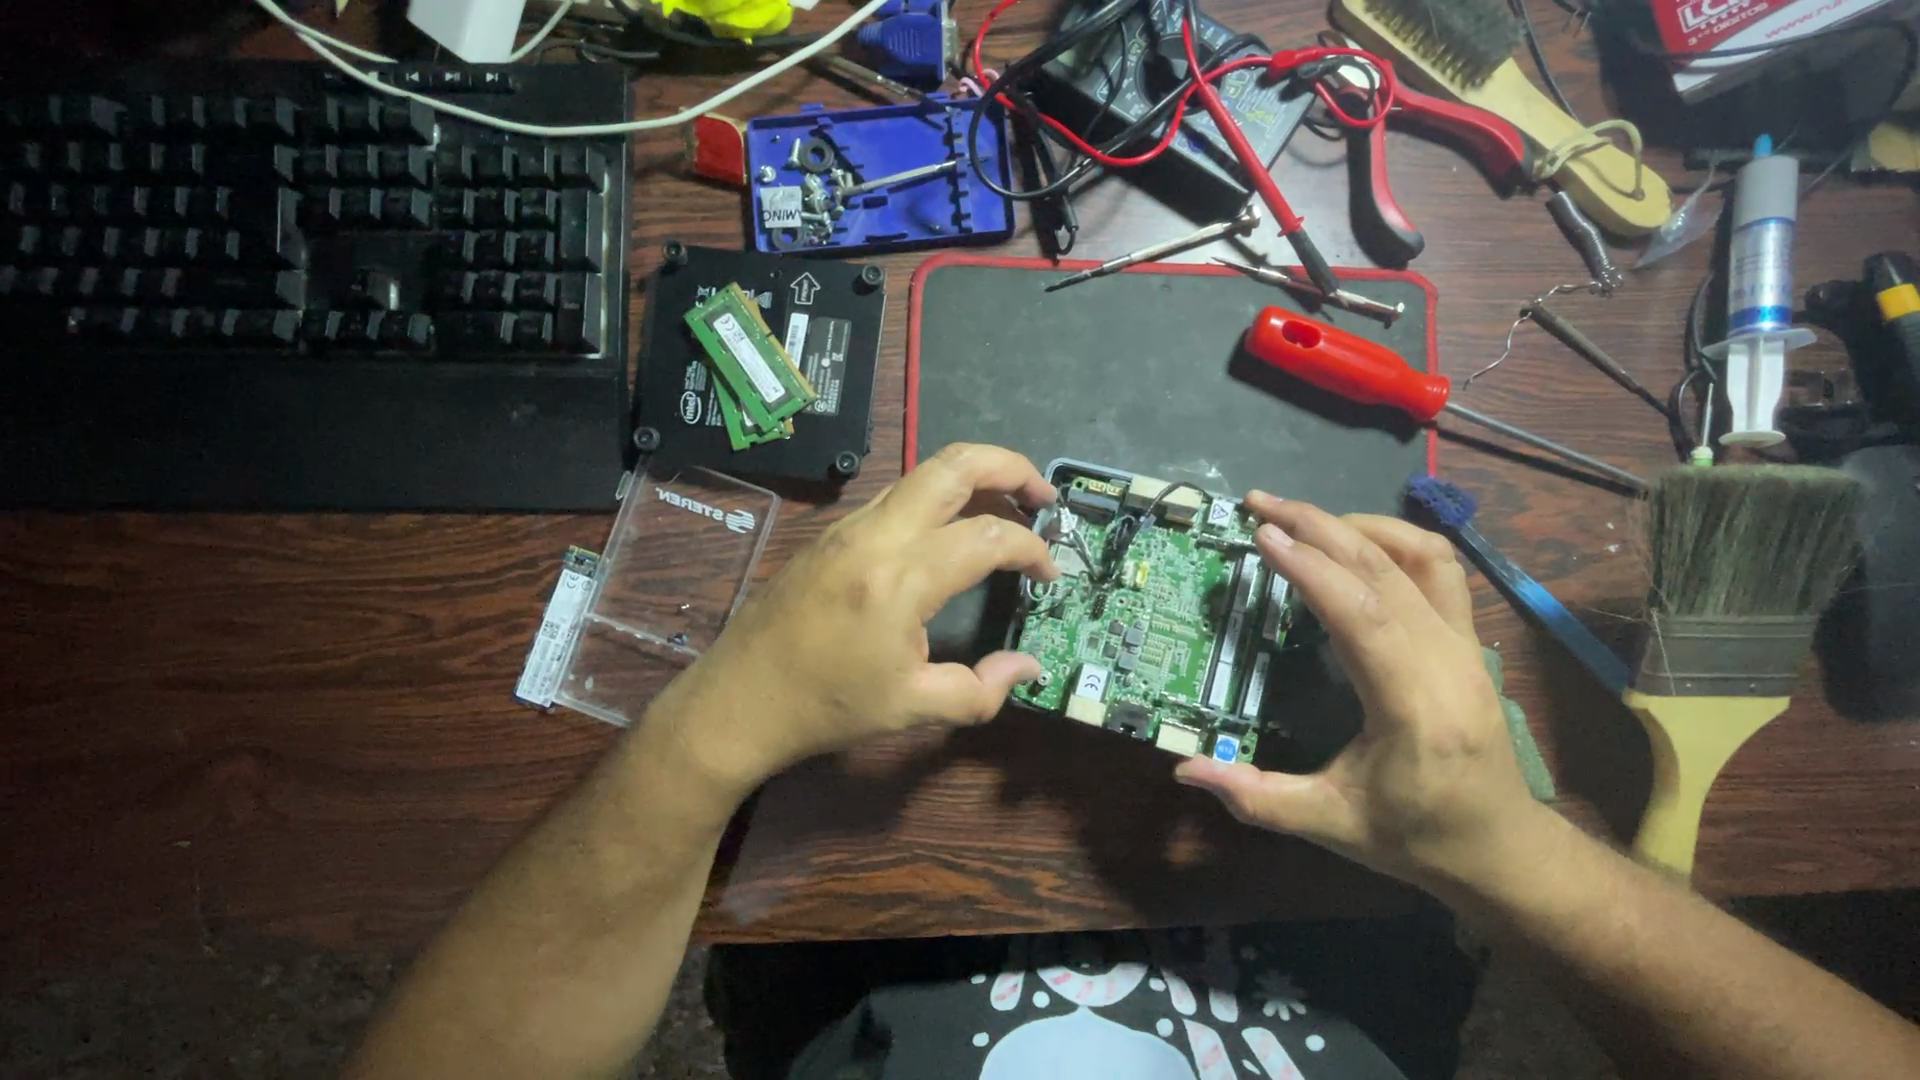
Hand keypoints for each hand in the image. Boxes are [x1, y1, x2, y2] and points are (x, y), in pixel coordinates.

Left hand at [656, 444, 1059, 791]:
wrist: (738, 699)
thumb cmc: (826, 707)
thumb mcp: (912, 708)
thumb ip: (981, 690)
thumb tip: (1027, 667)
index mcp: (899, 579)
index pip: (988, 536)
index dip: (1032, 549)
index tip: (1050, 575)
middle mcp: (875, 535)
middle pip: (954, 465)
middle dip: (1011, 467)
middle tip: (1044, 496)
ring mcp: (849, 526)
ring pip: (923, 473)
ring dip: (974, 480)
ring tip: (1008, 511)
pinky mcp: (832, 532)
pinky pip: (897, 496)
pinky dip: (939, 498)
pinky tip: (952, 533)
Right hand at [1173, 492, 1544, 890]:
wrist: (1503, 850)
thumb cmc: (1416, 837)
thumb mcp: (1331, 824)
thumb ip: (1256, 798)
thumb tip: (1185, 770)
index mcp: (1414, 705)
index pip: (1363, 614)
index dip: (1311, 568)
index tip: (1263, 534)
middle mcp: (1448, 662)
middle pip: (1386, 569)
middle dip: (1320, 527)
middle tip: (1261, 505)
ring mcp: (1466, 645)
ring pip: (1420, 555)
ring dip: (1357, 525)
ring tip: (1300, 518)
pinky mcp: (1468, 640)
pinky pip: (1438, 568)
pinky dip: (1392, 540)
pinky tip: (1351, 542)